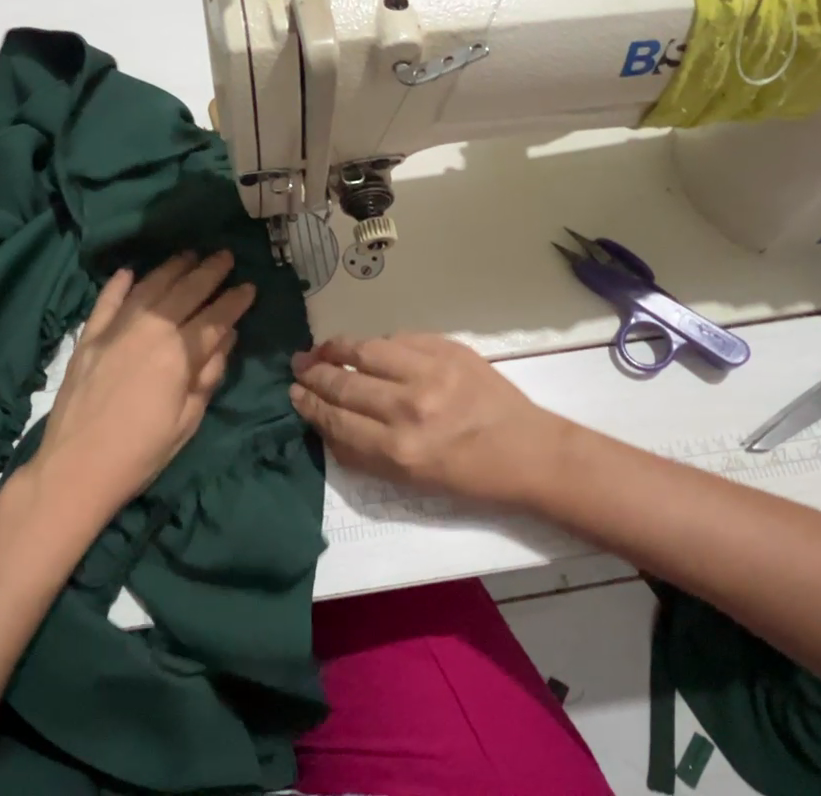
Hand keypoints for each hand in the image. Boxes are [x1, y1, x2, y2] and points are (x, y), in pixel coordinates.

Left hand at [25, 251, 255, 520]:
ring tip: (189, 255)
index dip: (234, 301)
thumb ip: (207, 375)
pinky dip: (119, 284)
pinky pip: (106, 302)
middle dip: (209, 272)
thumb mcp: (188, 420)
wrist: (76, 467)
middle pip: (185, 292)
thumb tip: (225, 337)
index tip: (250, 286)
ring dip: (171, 268)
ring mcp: (114, 330)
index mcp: (178, 353)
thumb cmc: (142, 452)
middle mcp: (149, 330)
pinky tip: (130, 272)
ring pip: (148, 288)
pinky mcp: (88, 339)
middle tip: (226, 256)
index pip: (215, 317)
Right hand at [289, 334, 566, 506]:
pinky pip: (400, 338)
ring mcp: (430, 373)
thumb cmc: (467, 478)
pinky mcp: (449, 349)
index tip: (293, 393)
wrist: (527, 452)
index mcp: (397, 449)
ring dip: (337, 348)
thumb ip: (362, 453)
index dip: (308, 404)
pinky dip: (379, 343)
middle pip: (344, 383)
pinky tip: (369, 348)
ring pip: (366, 350)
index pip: (335, 418)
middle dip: (314, 374)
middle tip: (298, 366)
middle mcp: (408, 408)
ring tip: (322, 348)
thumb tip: (325, 422)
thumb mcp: (408, 481)